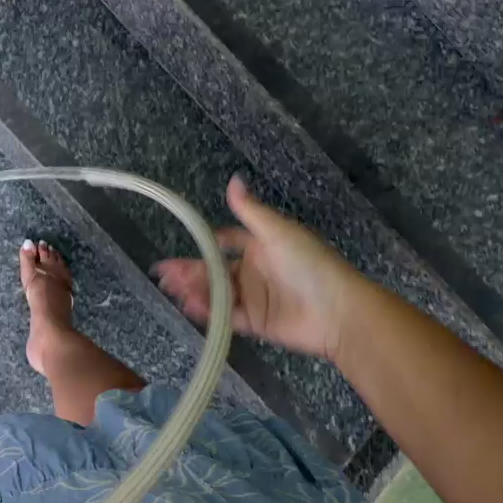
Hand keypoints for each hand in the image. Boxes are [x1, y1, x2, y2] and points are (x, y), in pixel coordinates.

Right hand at [153, 176, 366, 358]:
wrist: (339, 311)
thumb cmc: (309, 264)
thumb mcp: (278, 231)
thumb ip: (250, 210)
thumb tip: (233, 178)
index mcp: (261, 246)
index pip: (227, 242)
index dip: (207, 243)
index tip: (183, 243)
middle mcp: (255, 271)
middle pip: (215, 270)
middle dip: (189, 271)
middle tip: (162, 274)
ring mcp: (254, 298)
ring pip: (216, 293)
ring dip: (193, 290)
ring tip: (170, 289)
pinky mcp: (256, 323)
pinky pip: (227, 316)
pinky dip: (208, 312)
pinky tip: (189, 306)